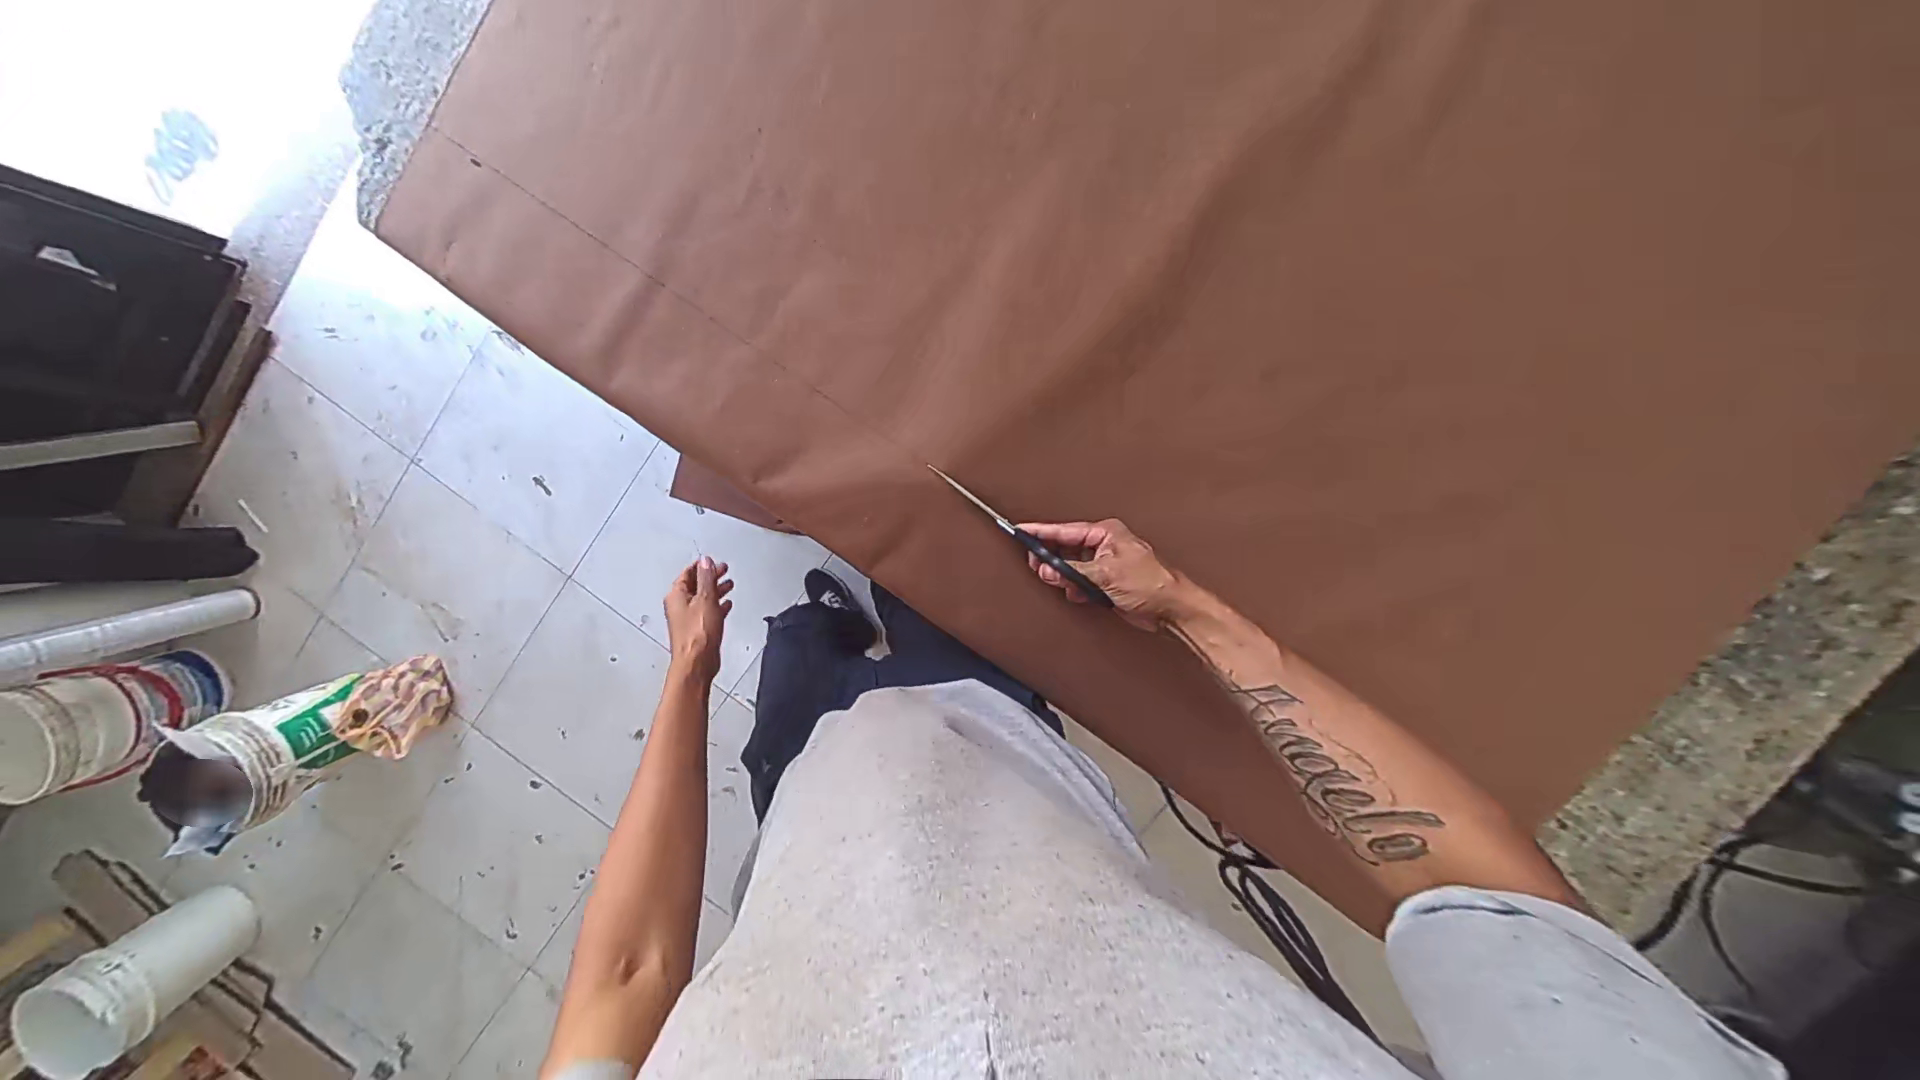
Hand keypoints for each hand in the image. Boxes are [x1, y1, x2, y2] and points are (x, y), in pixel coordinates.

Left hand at [663, 556, 732, 681]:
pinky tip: (725, 605)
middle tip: (722, 570)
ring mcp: (688, 618)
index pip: (688, 573)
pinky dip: (717, 605)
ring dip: (715, 590)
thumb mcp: (706, 599)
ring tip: (727, 584)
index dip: (701, 565)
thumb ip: (707, 578)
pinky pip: (708, 611)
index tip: (711, 561)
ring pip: (702, 598)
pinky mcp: (697, 629)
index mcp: (676, 596)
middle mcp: (679, 606)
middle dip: (710, 577)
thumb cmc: (697, 635)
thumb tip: (705, 562)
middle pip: (695, 585)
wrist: (698, 661)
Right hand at [1017, 519, 1192, 631]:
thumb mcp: (1106, 574)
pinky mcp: (1105, 580)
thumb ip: (1073, 571)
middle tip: (1035, 564)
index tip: (1022, 530)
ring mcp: (1105, 563)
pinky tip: (1076, 592)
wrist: (1171, 609)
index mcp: (1106, 533)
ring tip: (1056, 581)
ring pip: (1071, 565)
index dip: (1041, 531)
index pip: (1065, 530)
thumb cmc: (1151, 584)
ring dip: (1063, 575)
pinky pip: (1080, 580)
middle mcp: (1105, 545)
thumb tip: (1048, 568)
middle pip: (1066, 547)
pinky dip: (1074, 586)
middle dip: (1050, 557)